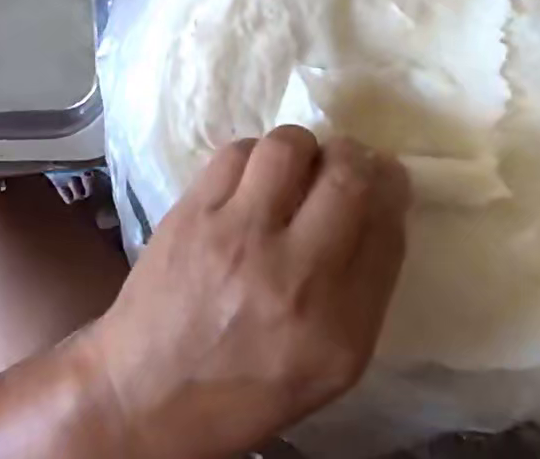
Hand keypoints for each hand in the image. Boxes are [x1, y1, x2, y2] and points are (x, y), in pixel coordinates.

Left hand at [70, 127, 410, 458]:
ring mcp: (237, 236)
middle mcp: (293, 276)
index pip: (387, 231)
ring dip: (302, 147)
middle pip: (347, 180)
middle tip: (345, 159)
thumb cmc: (246, 386)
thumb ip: (363, 289)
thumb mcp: (327, 365)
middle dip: (355, 156)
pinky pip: (237, 151)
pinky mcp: (193, 211)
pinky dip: (255, 154)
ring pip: (288, 147)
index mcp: (338, 329)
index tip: (385, 176)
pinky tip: (251, 176)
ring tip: (296, 164)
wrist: (147, 392)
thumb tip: (379, 207)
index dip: (392, 189)